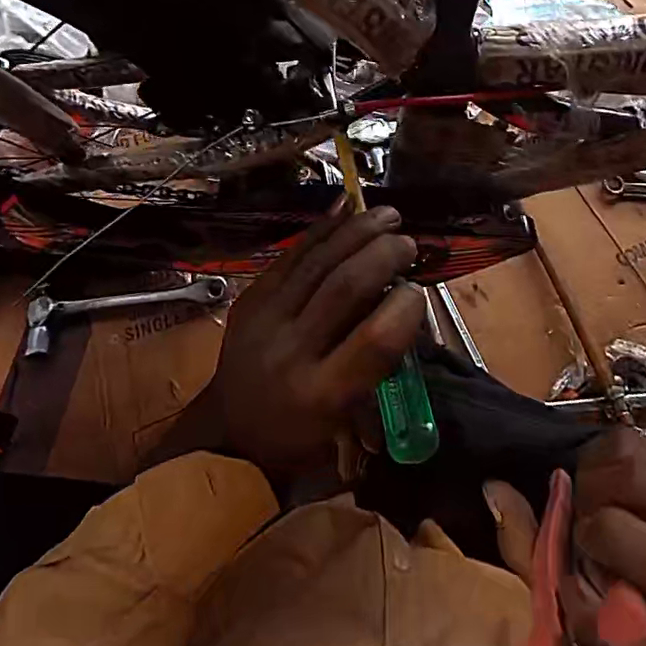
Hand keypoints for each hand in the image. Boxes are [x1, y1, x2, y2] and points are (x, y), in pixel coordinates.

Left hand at [154, 205, 424, 477]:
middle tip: (408, 242)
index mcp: (322, 394)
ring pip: (316, 263)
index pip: (372, 341)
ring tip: (387, 215)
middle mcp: (291, 351)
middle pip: (342, 289)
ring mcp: (265, 318)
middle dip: (381, 256)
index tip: (418, 290)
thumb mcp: (344, 422)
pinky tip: (345, 209)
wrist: (228, 427)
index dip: (403, 309)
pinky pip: (290, 256)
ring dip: (355, 233)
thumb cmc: (298, 436)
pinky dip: (321, 230)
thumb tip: (405, 307)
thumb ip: (375, 367)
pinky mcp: (251, 297)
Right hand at [485, 430, 645, 645]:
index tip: (581, 548)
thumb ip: (535, 556)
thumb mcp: (578, 621)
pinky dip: (611, 458)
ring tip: (595, 503)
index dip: (591, 532)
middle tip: (583, 517)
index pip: (623, 529)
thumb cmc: (629, 643)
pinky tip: (611, 491)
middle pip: (632, 474)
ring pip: (631, 448)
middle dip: (591, 490)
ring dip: (598, 470)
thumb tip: (496, 489)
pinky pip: (641, 442)